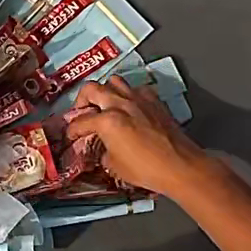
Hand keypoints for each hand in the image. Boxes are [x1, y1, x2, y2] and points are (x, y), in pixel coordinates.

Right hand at [66, 78, 215, 198]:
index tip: (72, 135)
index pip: (80, 121)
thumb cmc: (146, 169)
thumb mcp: (115, 166)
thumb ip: (103, 152)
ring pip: (114, 81)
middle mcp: (120, 104)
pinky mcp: (154, 101)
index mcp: (107, 120)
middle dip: (82, 101)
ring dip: (105, 91)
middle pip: (91, 89)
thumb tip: (104, 149)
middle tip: (83, 112)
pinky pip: (136, 89)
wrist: (179, 165)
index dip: (72, 130)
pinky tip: (130, 107)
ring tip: (105, 104)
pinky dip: (129, 95)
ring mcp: (139, 99)